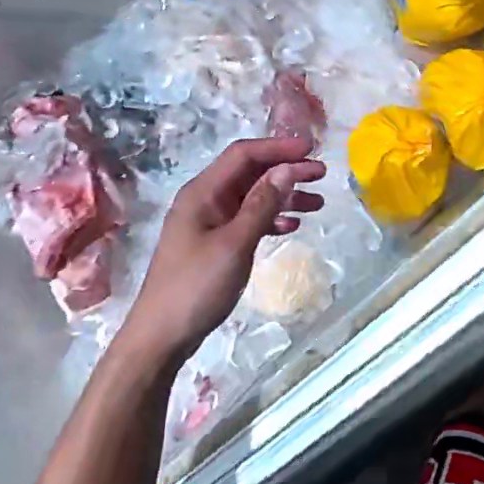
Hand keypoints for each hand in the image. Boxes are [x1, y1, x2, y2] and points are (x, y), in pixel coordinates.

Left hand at [117, 138, 324, 368]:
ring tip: (317, 203)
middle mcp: (204, 200)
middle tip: (322, 175)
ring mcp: (207, 222)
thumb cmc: (196, 286)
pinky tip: (291, 227)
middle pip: (249, 174)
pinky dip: (269, 220)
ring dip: (282, 197)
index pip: (243, 155)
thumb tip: (286, 169)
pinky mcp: (212, 244)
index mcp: (202, 192)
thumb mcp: (235, 244)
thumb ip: (261, 205)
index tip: (311, 150)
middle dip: (285, 171)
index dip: (277, 148)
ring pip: (250, 198)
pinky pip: (245, 221)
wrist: (162, 334)